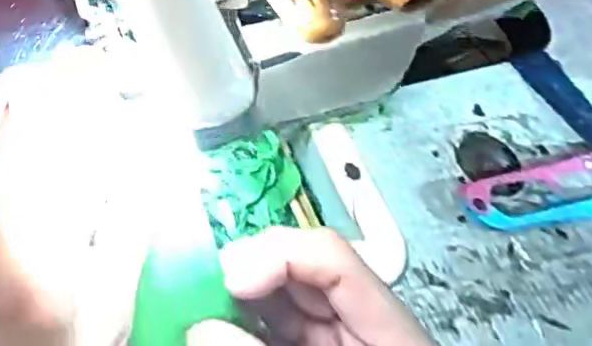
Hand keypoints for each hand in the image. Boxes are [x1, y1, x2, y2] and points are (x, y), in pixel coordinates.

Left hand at [0, 61, 149, 345]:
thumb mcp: (102, 316)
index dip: (107, 99)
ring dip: (26, 79)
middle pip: (22, 107)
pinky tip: (10, 100)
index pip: (72, 135)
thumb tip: (148, 161)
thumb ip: (128, 232)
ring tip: (62, 74)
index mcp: (28, 238)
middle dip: (70, 77)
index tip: (133, 85)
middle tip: (105, 70)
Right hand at [186, 227, 434, 345]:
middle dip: (248, 276)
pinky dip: (245, 333)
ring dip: (239, 305)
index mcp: (392, 336)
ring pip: (282, 305)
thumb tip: (200, 328)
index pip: (331, 259)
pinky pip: (278, 336)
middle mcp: (364, 332)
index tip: (226, 280)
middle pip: (302, 275)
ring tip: (201, 312)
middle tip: (200, 293)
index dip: (276, 255)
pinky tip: (219, 332)